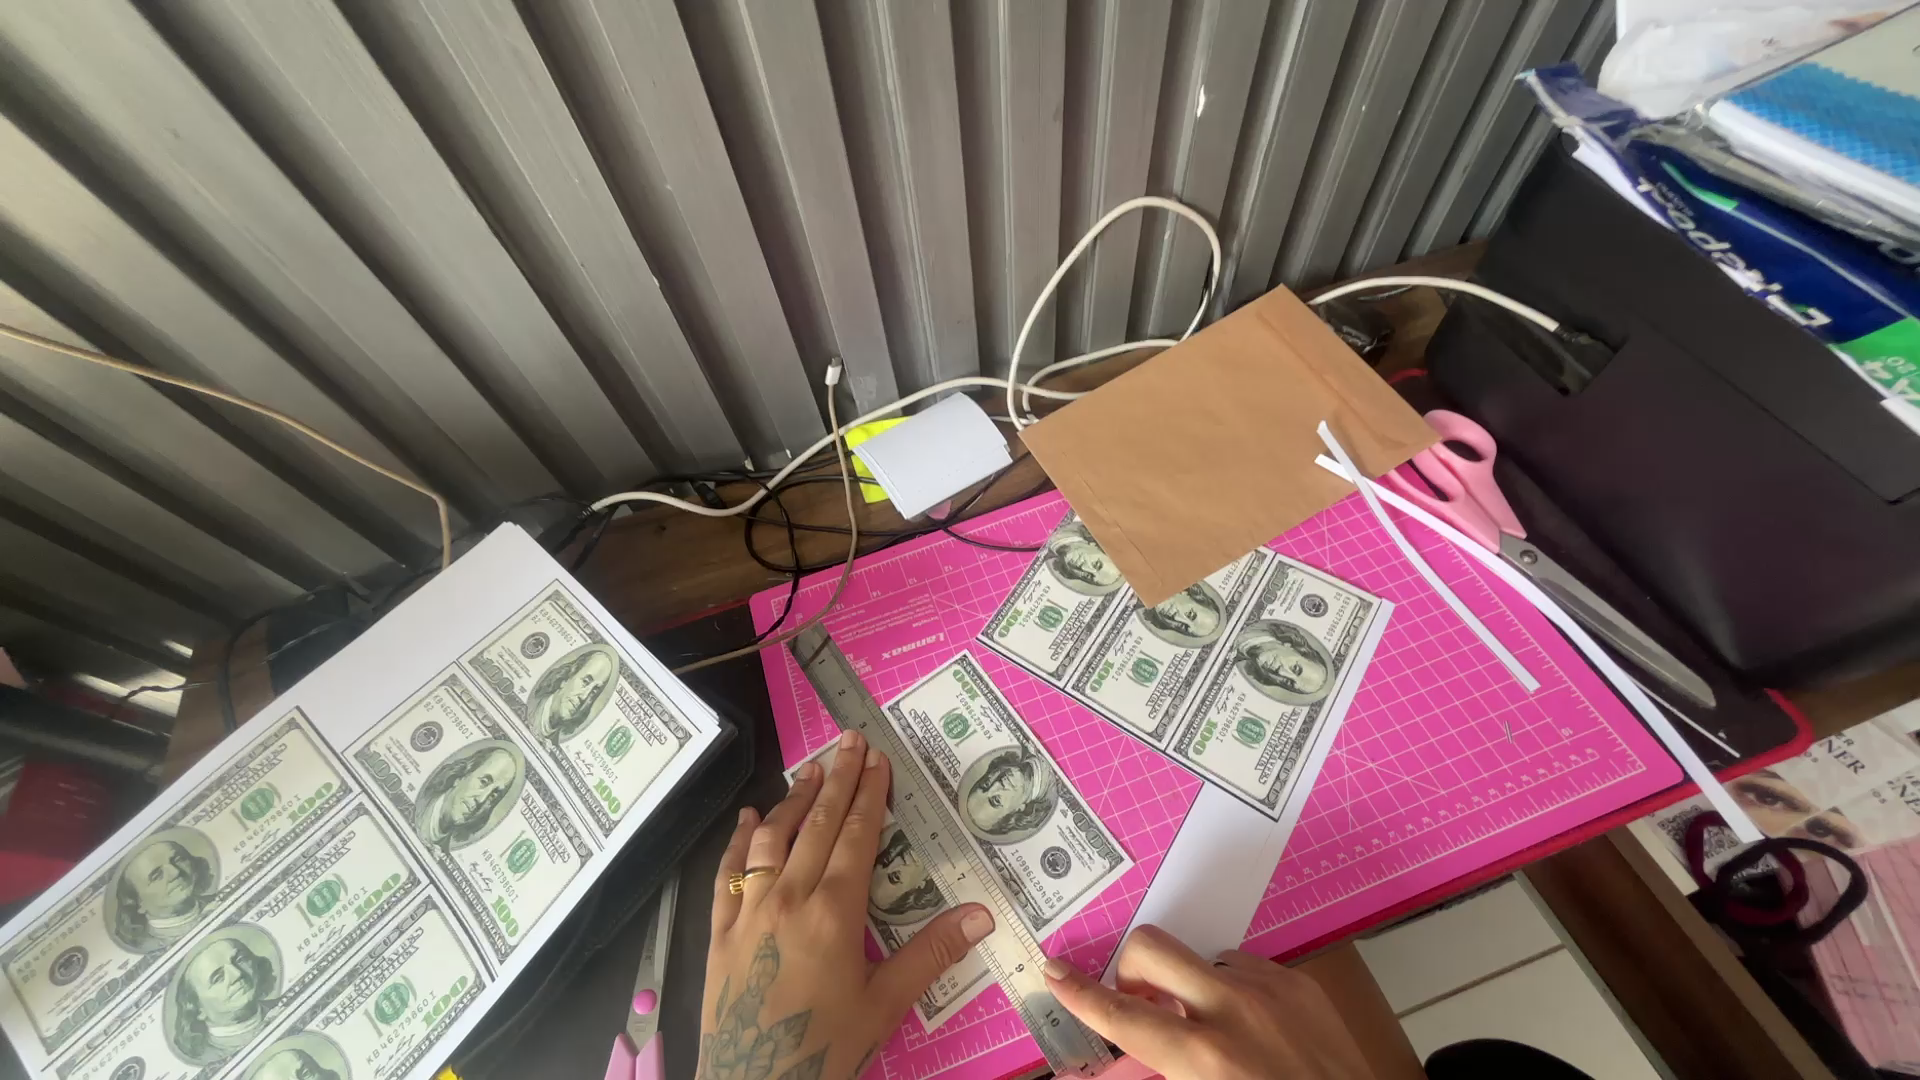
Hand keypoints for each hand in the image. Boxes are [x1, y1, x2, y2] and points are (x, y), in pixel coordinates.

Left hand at [699, 729, 994, 1079]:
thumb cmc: (826, 1048)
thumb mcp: (886, 1004)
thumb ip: (932, 953)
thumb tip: (983, 914)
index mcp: (834, 910)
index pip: (858, 835)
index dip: (870, 793)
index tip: (878, 758)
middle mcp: (789, 897)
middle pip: (818, 824)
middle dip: (838, 779)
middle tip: (850, 740)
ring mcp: (749, 911)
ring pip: (772, 838)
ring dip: (794, 799)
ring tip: (810, 768)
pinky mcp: (719, 931)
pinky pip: (727, 874)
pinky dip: (738, 840)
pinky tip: (748, 817)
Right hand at [1044, 925, 1375, 1079]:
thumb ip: (1159, 1072)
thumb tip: (1119, 1057)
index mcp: (1203, 1057)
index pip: (1122, 1015)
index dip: (1080, 992)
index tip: (1053, 970)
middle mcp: (1231, 1008)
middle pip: (1151, 947)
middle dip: (1134, 969)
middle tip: (1143, 1004)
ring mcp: (1268, 988)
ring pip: (1199, 958)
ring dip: (1190, 988)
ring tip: (1215, 1031)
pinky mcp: (1298, 982)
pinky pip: (1241, 966)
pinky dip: (1232, 991)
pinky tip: (1255, 1030)